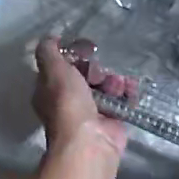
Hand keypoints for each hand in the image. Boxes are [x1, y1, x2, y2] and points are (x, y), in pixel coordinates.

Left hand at [33, 38, 127, 157]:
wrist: (90, 140)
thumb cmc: (68, 103)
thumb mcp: (53, 70)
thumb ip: (49, 52)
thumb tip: (50, 38)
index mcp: (51, 90)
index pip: (63, 65)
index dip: (75, 54)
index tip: (88, 47)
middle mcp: (70, 100)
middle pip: (87, 74)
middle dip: (97, 68)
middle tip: (100, 72)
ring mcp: (92, 111)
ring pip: (106, 85)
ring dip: (114, 80)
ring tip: (118, 84)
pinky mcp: (112, 119)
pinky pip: (122, 99)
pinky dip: (127, 92)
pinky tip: (130, 89)